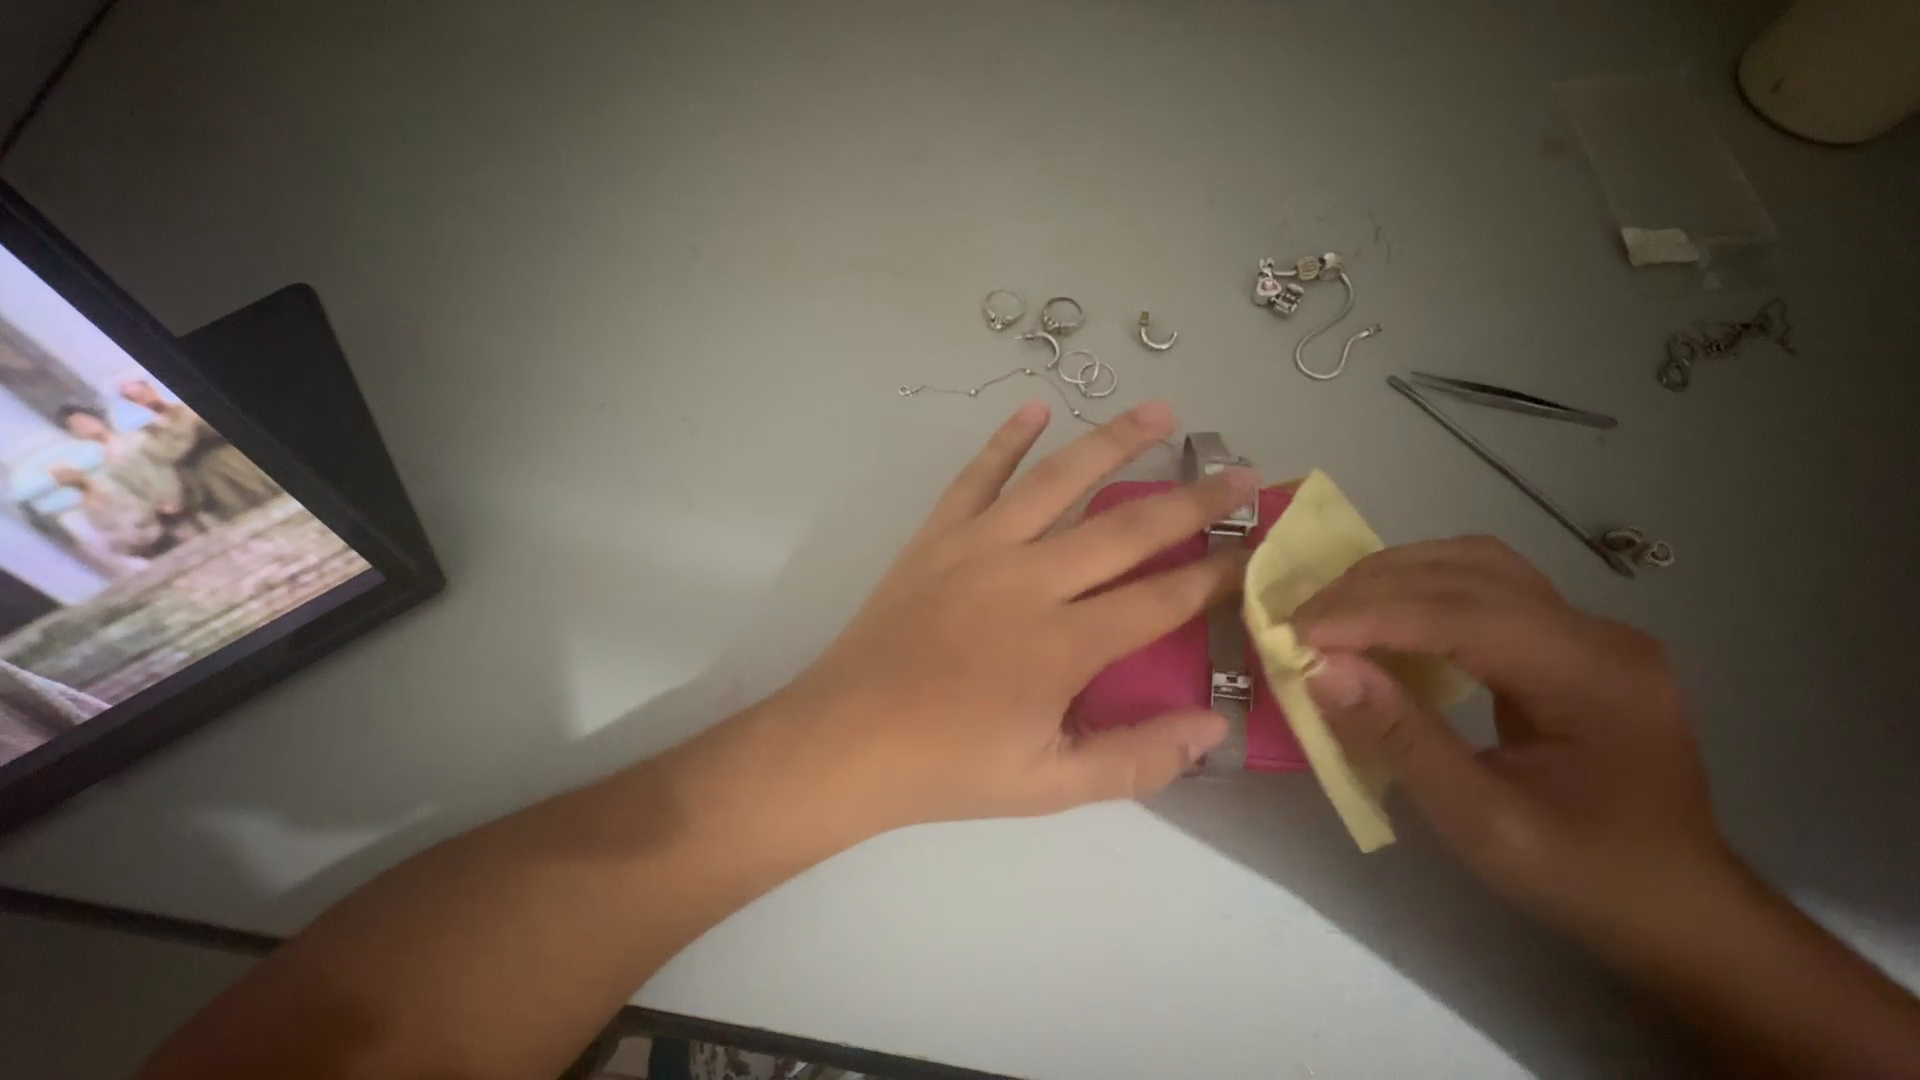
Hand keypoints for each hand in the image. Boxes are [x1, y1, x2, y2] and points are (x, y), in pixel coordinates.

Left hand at [772, 400, 1257, 830]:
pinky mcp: (936, 537)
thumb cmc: (949, 767)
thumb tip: (1215, 726)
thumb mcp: (1049, 787)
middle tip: (1242, 471)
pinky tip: (1036, 407)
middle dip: (1194, 499)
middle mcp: (1030, 581)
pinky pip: (976, 477)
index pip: (1163, 599)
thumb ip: (1137, 759)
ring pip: (1058, 482)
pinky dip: (1006, 440)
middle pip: (1128, 529)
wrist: (846, 739)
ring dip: (1113, 443)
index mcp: (1064, 644)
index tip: (1258, 550)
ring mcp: (979, 549)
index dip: (1218, 574)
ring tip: (1161, 411)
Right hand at [1292, 537, 1737, 941]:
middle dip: (1373, 588)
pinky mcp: (1569, 641)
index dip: (1372, 614)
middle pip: (1469, 571)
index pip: (1465, 613)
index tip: (1297, 632)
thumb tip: (1320, 669)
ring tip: (1331, 613)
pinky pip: (1483, 589)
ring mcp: (1589, 631)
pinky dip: (1419, 592)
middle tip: (1301, 620)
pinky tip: (1382, 619)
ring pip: (1475, 566)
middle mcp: (1599, 633)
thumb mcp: (1483, 824)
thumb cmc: (1585, 876)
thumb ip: (1401, 739)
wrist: (1678, 907)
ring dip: (1394, 578)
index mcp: (1593, 677)